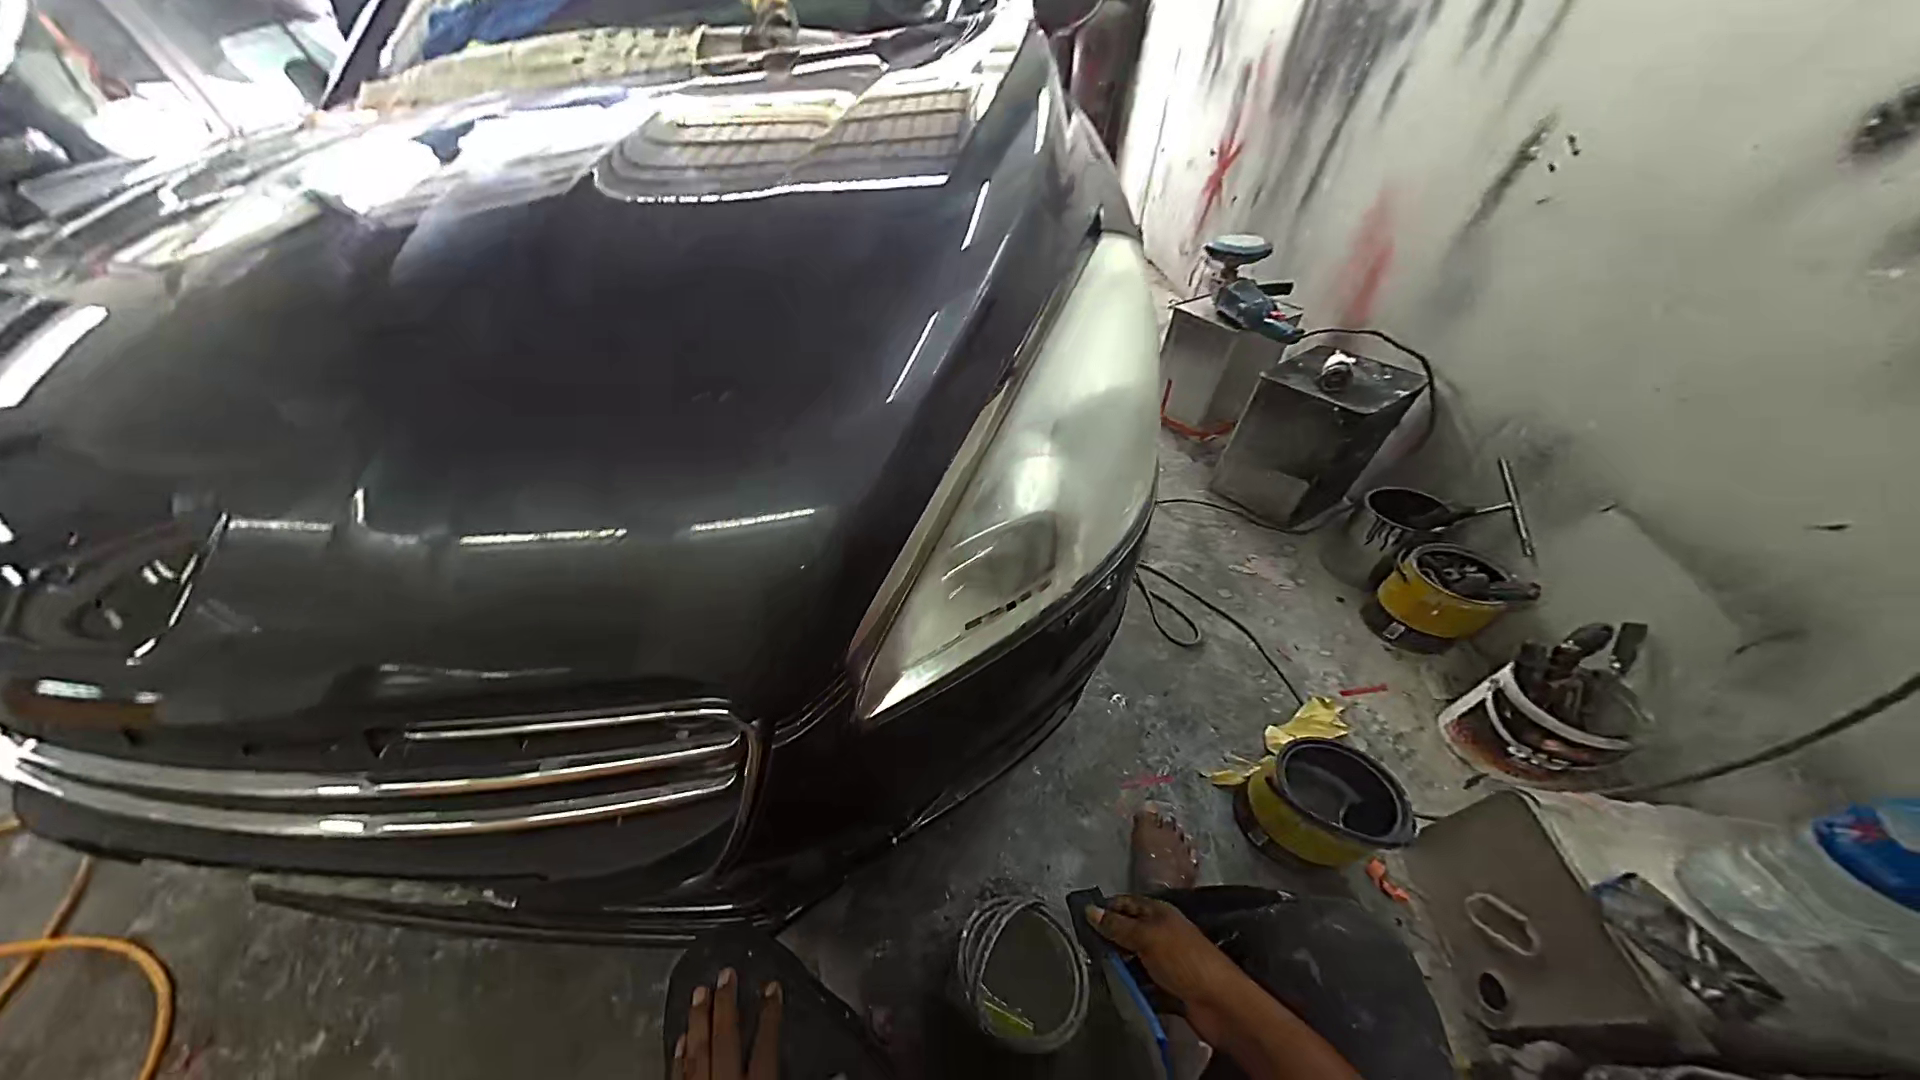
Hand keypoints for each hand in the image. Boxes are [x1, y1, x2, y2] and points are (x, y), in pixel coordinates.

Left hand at [673, 968, 781, 1079]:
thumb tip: (794, 1059)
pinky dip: (679, 1056)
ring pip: (698, 1052)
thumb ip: (777, 1071)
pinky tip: (681, 1040)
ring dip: (698, 1020)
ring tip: (700, 992)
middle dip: (726, 1003)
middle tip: (726, 974)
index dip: (770, 1013)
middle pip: (725, 1038)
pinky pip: (678, 1075)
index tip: (772, 988)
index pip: (766, 1044)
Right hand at [1086, 895, 1250, 1041]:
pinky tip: (1112, 988)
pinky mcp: (1166, 986)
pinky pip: (1140, 981)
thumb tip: (1089, 909)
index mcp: (1157, 912)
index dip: (1105, 909)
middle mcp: (1160, 932)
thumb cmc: (1183, 959)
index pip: (1125, 903)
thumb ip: (1118, 926)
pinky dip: (1128, 984)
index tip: (1081, 920)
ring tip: (1092, 969)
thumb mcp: (1147, 936)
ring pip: (1132, 958)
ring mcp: (1164, 961)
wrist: (1220, 1003)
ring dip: (1117, 964)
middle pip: (1127, 931)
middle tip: (1083, 949)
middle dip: (1108, 939)